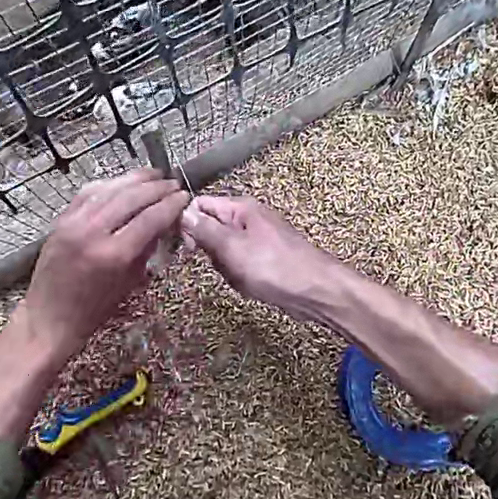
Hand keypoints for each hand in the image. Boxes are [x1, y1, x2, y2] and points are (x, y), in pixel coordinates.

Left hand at [17, 169, 188, 358]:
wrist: (48, 318)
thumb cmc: (92, 311)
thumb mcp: (129, 284)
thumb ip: (146, 251)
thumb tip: (163, 224)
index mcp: (113, 255)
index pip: (150, 218)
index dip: (171, 204)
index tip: (184, 197)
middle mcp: (92, 232)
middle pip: (131, 197)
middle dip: (156, 187)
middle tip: (172, 184)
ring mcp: (73, 223)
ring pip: (109, 189)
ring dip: (134, 179)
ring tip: (153, 175)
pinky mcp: (61, 221)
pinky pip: (88, 193)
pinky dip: (109, 184)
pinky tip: (122, 182)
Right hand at [183, 192, 497, 420]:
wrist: (319, 293)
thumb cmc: (278, 269)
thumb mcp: (233, 249)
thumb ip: (204, 231)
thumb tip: (181, 212)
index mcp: (240, 208)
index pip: (199, 205)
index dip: (184, 222)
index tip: (178, 245)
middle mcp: (247, 219)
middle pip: (208, 228)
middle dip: (206, 250)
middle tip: (218, 265)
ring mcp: (256, 240)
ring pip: (221, 251)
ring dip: (223, 268)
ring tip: (239, 277)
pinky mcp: (263, 259)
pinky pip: (237, 266)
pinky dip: (238, 277)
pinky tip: (250, 286)